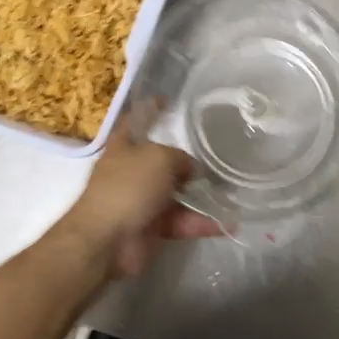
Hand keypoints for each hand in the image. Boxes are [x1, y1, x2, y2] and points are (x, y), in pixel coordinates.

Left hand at [59, 117, 222, 277]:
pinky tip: (230, 223)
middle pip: (163, 161)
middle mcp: (132, 171)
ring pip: (177, 194)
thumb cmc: (128, 187)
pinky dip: (202, 223)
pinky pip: (182, 221)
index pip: (135, 120)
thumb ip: (180, 158)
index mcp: (124, 147)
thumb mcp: (159, 159)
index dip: (150, 108)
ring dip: (202, 195)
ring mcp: (142, 200)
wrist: (107, 239)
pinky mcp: (153, 227)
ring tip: (232, 192)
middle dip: (187, 160)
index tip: (167, 99)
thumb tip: (192, 170)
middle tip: (217, 153)